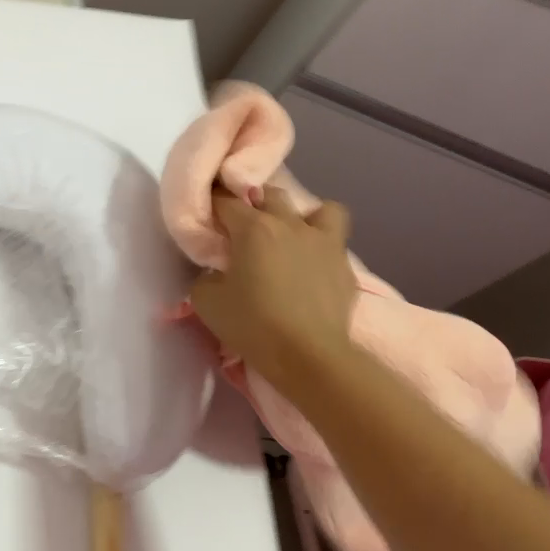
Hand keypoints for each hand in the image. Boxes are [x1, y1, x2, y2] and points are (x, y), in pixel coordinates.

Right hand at [189, 187, 357, 385]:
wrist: (307, 355)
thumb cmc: (250, 323)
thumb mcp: (205, 299)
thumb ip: (208, 274)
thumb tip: (218, 270)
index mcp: (252, 228)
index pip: (225, 201)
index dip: (211, 206)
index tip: (204, 219)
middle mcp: (290, 225)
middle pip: (270, 196)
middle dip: (253, 205)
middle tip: (241, 230)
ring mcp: (324, 242)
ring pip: (318, 208)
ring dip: (301, 217)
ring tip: (290, 238)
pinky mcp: (344, 265)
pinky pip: (334, 241)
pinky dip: (320, 247)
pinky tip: (308, 267)